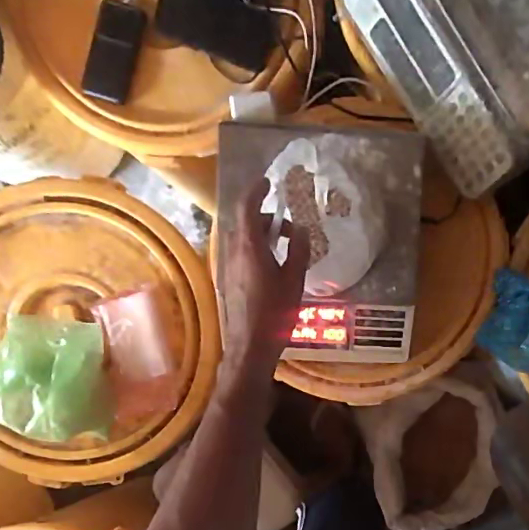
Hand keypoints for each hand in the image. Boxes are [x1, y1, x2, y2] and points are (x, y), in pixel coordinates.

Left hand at [219, 178, 309, 384]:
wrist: (250, 346)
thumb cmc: (275, 313)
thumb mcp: (294, 279)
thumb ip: (298, 250)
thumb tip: (301, 229)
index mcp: (249, 246)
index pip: (246, 206)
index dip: (256, 190)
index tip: (268, 183)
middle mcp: (232, 252)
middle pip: (244, 223)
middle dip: (264, 217)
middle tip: (287, 226)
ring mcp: (227, 267)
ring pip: (241, 240)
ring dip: (260, 235)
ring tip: (283, 246)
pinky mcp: (228, 281)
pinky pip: (240, 254)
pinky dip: (255, 249)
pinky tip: (272, 265)